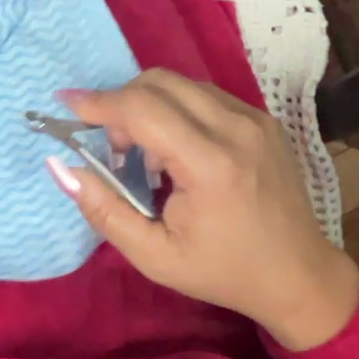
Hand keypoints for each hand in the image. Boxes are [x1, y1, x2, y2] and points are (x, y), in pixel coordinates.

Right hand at [48, 70, 358, 349]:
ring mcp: (255, 119)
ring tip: (145, 154)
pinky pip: (205, 95)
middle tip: (114, 148)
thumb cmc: (222, 271)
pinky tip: (176, 151)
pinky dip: (176, 110)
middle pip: (159, 82)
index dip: (98, 102)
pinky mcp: (264, 120)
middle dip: (121, 103)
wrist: (298, 276)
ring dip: (148, 105)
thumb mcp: (152, 255)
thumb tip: (60, 166)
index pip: (142, 108)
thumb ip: (103, 209)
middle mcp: (236, 129)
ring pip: (181, 84)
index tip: (66, 103)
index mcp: (210, 165)